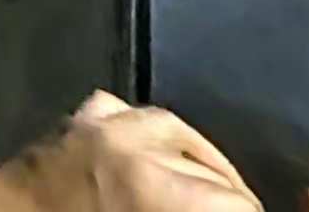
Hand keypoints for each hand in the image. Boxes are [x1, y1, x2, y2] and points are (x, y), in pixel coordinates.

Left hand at [0, 91, 259, 211]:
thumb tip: (219, 206)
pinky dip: (143, 124)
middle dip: (234, 200)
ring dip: (203, 158)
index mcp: (156, 192)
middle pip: (210, 172)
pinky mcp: (74, 119)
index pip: (233, 204)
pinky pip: (118, 108)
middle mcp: (132, 148)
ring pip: (170, 127)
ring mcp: (99, 126)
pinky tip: (157, 148)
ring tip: (220, 189)